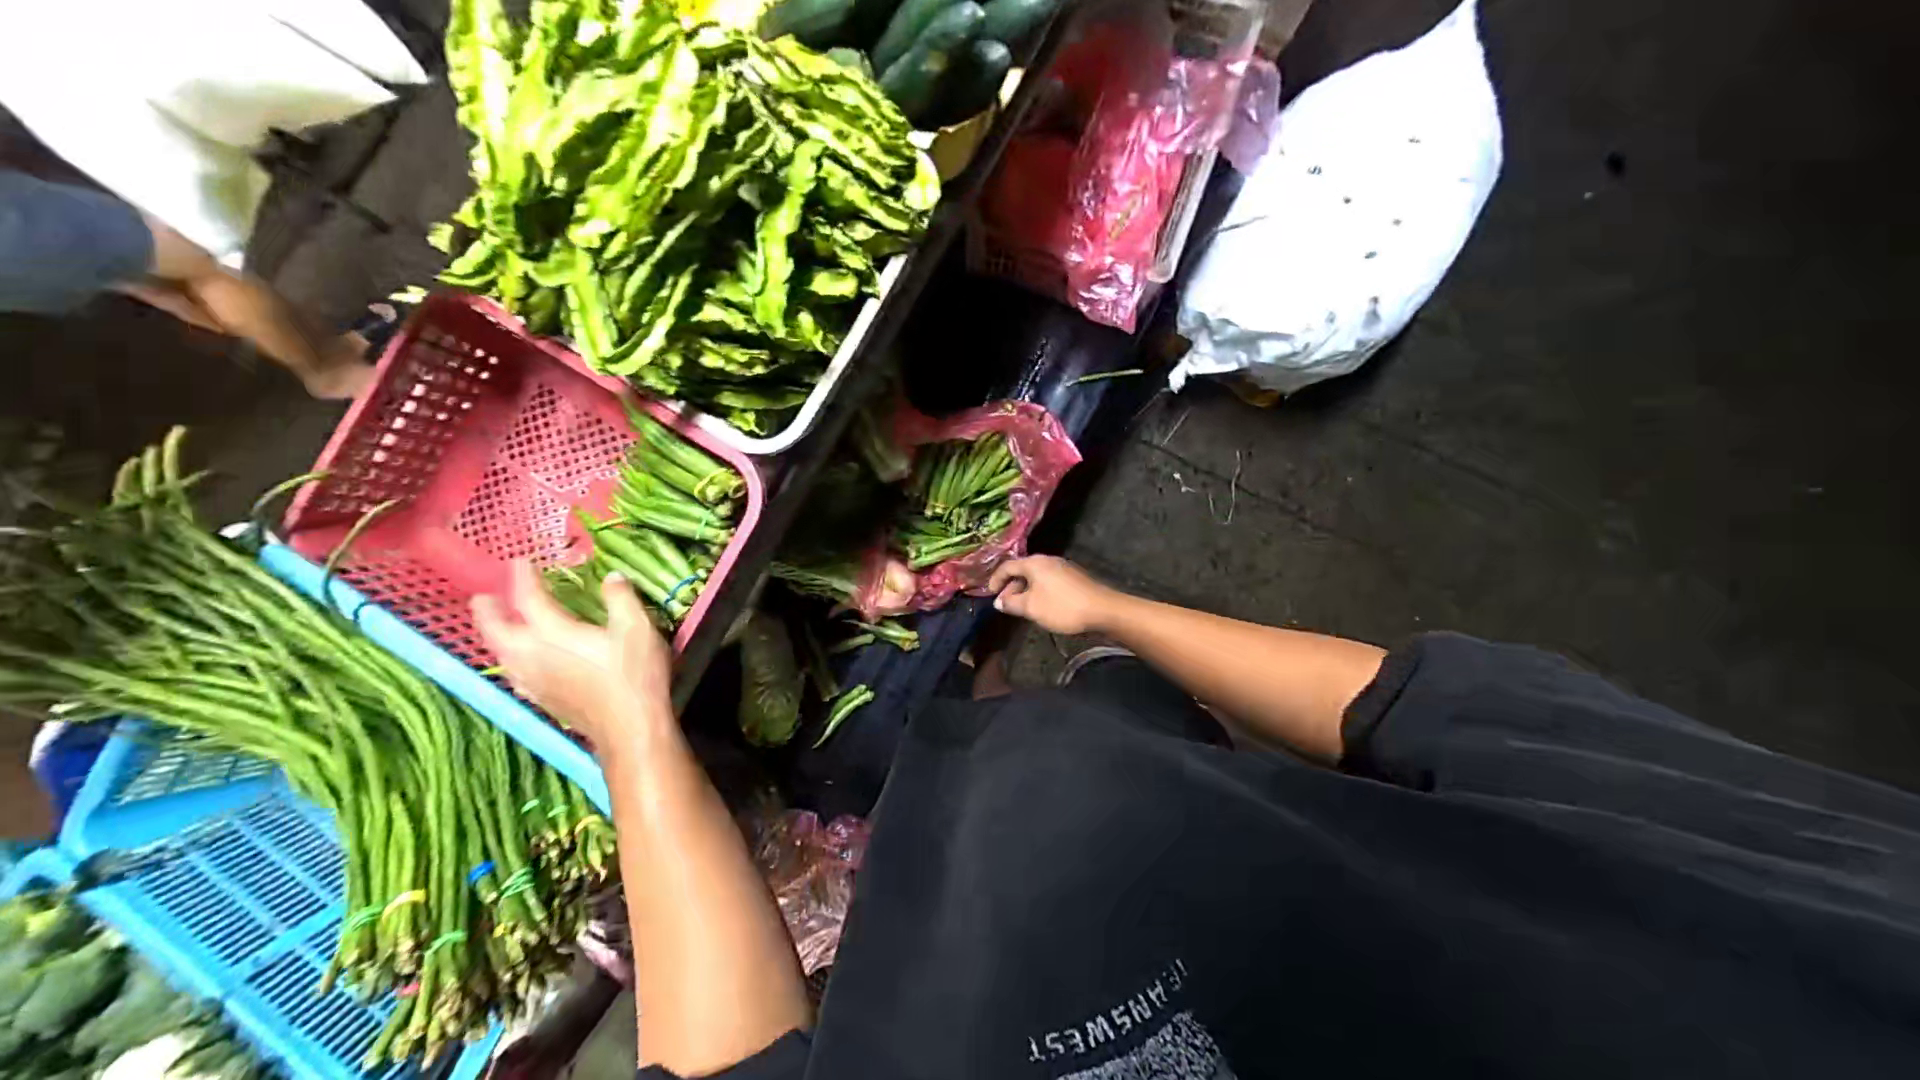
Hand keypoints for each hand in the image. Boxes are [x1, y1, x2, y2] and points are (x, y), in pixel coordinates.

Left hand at [471, 561, 672, 749]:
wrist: (631, 728)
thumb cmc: (635, 674)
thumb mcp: (637, 628)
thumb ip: (621, 598)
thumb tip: (611, 577)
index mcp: (553, 633)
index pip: (527, 598)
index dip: (522, 577)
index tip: (520, 561)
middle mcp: (533, 655)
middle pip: (497, 630)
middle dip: (487, 611)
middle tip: (483, 596)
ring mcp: (534, 680)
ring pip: (501, 654)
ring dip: (494, 636)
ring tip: (498, 626)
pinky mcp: (542, 699)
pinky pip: (514, 674)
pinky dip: (509, 661)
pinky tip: (518, 665)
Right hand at [987, 556, 1122, 635]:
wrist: (1102, 610)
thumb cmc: (1062, 607)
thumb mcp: (1031, 607)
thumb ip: (1011, 603)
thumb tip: (999, 601)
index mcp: (1034, 563)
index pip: (1007, 566)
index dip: (996, 579)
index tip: (989, 594)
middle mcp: (1047, 560)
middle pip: (1022, 570)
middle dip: (1011, 587)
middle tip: (1006, 604)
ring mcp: (1062, 567)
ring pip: (1036, 576)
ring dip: (1025, 590)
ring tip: (1023, 608)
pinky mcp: (1073, 578)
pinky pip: (1048, 581)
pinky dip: (1039, 591)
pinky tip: (1042, 606)